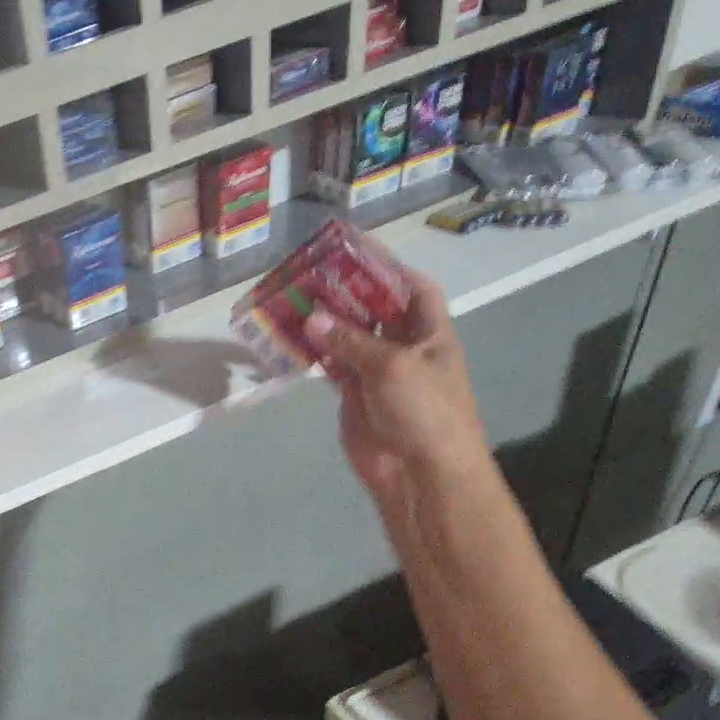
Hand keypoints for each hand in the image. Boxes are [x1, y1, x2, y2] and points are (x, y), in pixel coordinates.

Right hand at [304, 266, 490, 505]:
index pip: (411, 286)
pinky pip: (331, 365)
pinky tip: (291, 339)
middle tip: (309, 273)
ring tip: (291, 301)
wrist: (419, 470)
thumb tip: (313, 318)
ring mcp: (377, 370)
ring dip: (323, 322)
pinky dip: (313, 353)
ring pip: (347, 336)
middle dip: (345, 291)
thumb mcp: (391, 367)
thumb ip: (351, 341)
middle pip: (373, 308)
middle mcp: (404, 345)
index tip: (353, 249)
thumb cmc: (423, 410)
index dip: (386, 266)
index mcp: (429, 330)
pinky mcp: (355, 394)